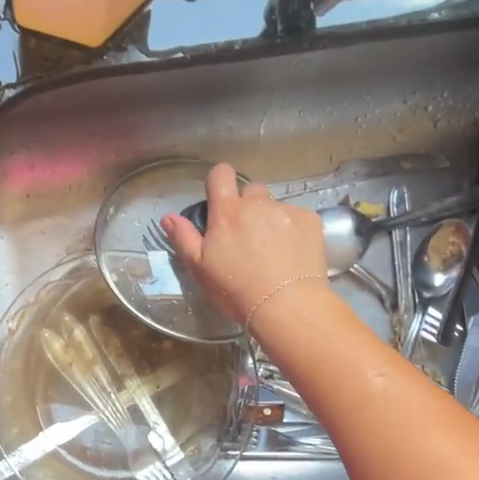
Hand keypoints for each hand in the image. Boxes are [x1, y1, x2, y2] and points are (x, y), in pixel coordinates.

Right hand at [160, 163, 341, 325]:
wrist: (286, 305)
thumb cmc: (236, 291)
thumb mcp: (200, 269)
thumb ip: (184, 238)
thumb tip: (168, 217)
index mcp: (227, 213)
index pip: (220, 174)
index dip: (218, 182)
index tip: (218, 201)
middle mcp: (257, 203)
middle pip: (250, 192)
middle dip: (246, 208)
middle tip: (245, 238)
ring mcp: (286, 210)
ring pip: (273, 206)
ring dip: (268, 220)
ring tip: (269, 251)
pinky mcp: (310, 220)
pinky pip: (295, 217)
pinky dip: (290, 230)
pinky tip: (288, 255)